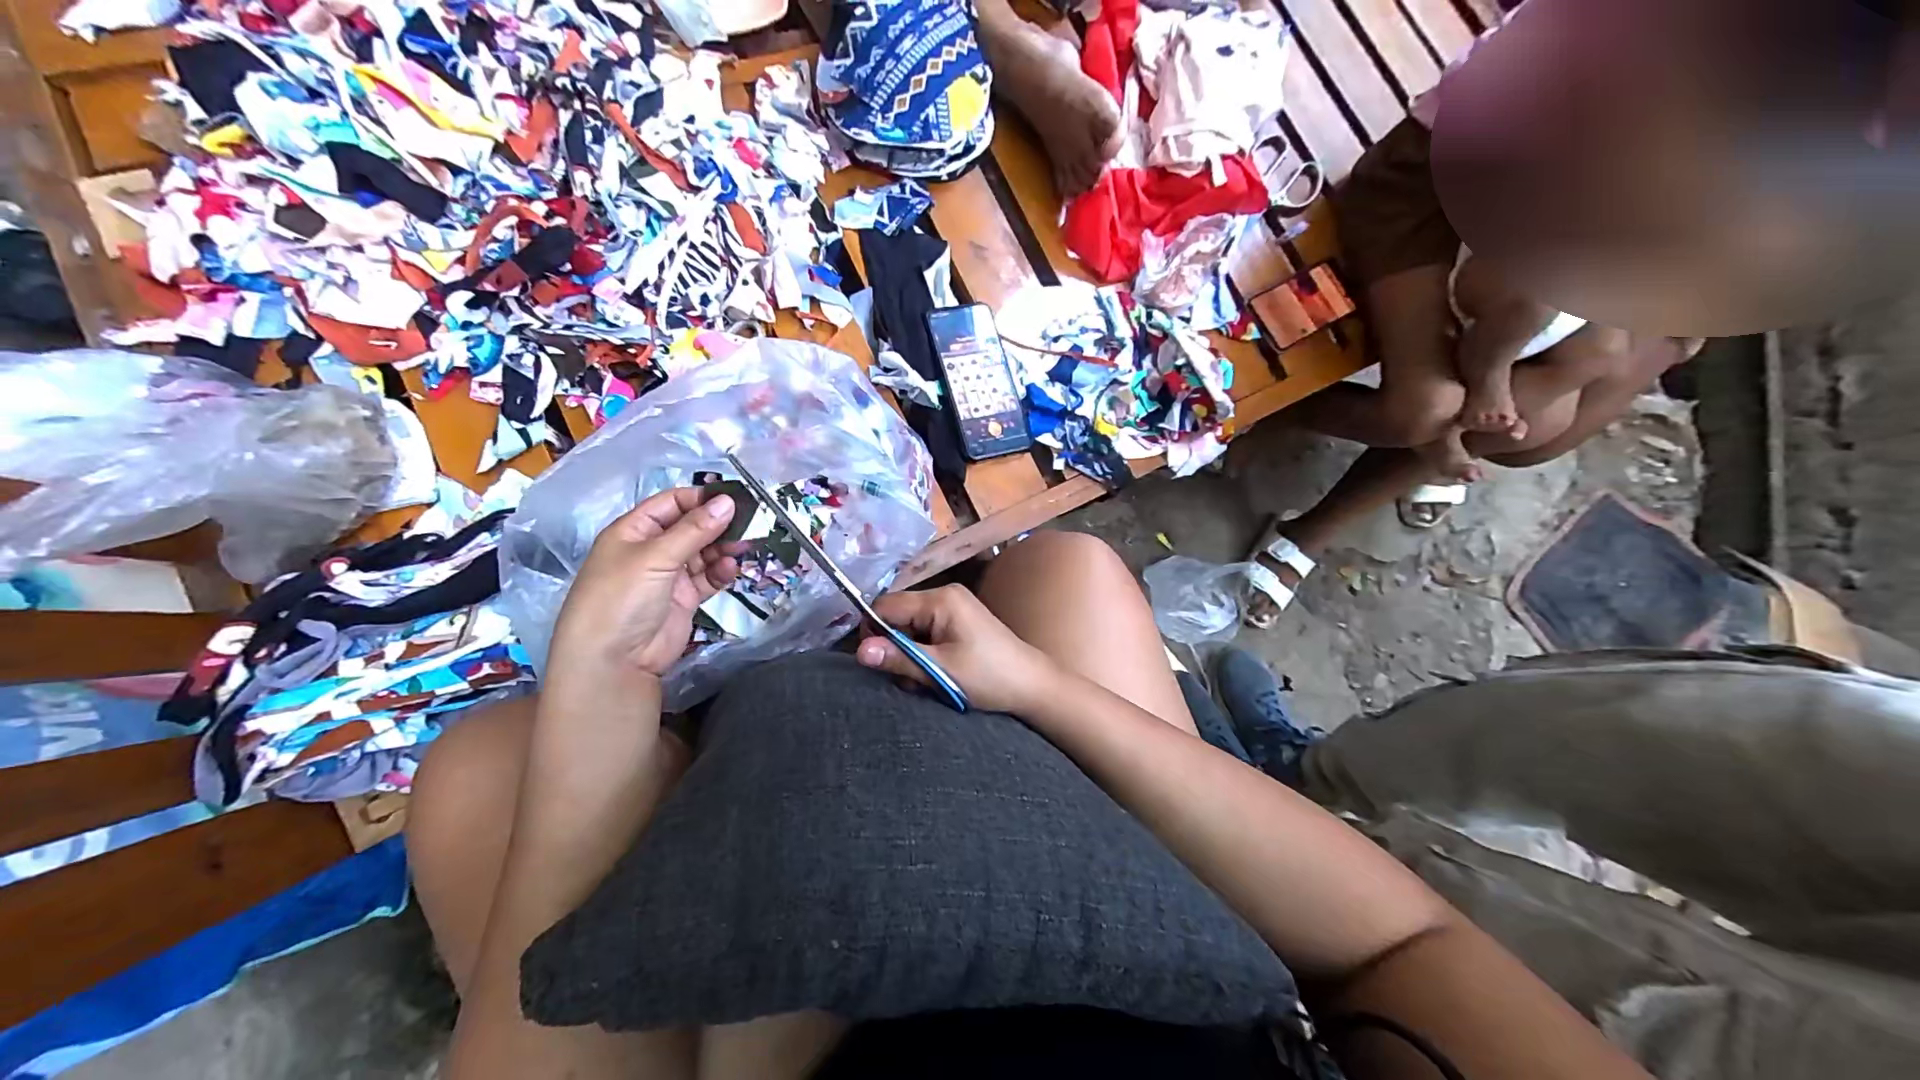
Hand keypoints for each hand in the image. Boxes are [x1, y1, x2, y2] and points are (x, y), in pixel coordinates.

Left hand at [544, 488, 742, 692]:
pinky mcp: (684, 599)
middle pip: (691, 527)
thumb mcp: (655, 557)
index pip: (672, 503)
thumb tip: (728, 501)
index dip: (700, 499)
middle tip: (749, 523)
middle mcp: (652, 550)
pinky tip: (731, 569)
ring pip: (704, 552)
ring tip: (743, 547)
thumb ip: (694, 529)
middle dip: (718, 524)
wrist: (613, 661)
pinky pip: (708, 578)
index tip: (733, 499)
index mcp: (634, 531)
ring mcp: (668, 576)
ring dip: (723, 548)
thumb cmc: (622, 598)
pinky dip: (721, 572)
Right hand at [854, 584, 1060, 714]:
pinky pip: (925, 633)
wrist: (1032, 685)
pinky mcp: (958, 621)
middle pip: (897, 616)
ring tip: (929, 680)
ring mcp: (953, 607)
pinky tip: (937, 674)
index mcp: (941, 600)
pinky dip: (924, 655)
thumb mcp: (940, 670)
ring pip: (909, 628)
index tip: (881, 663)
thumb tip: (859, 652)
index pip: (885, 606)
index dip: (875, 634)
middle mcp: (945, 595)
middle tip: (912, 678)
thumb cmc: (989, 677)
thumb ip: (899, 658)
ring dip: (911, 656)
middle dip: (896, 649)